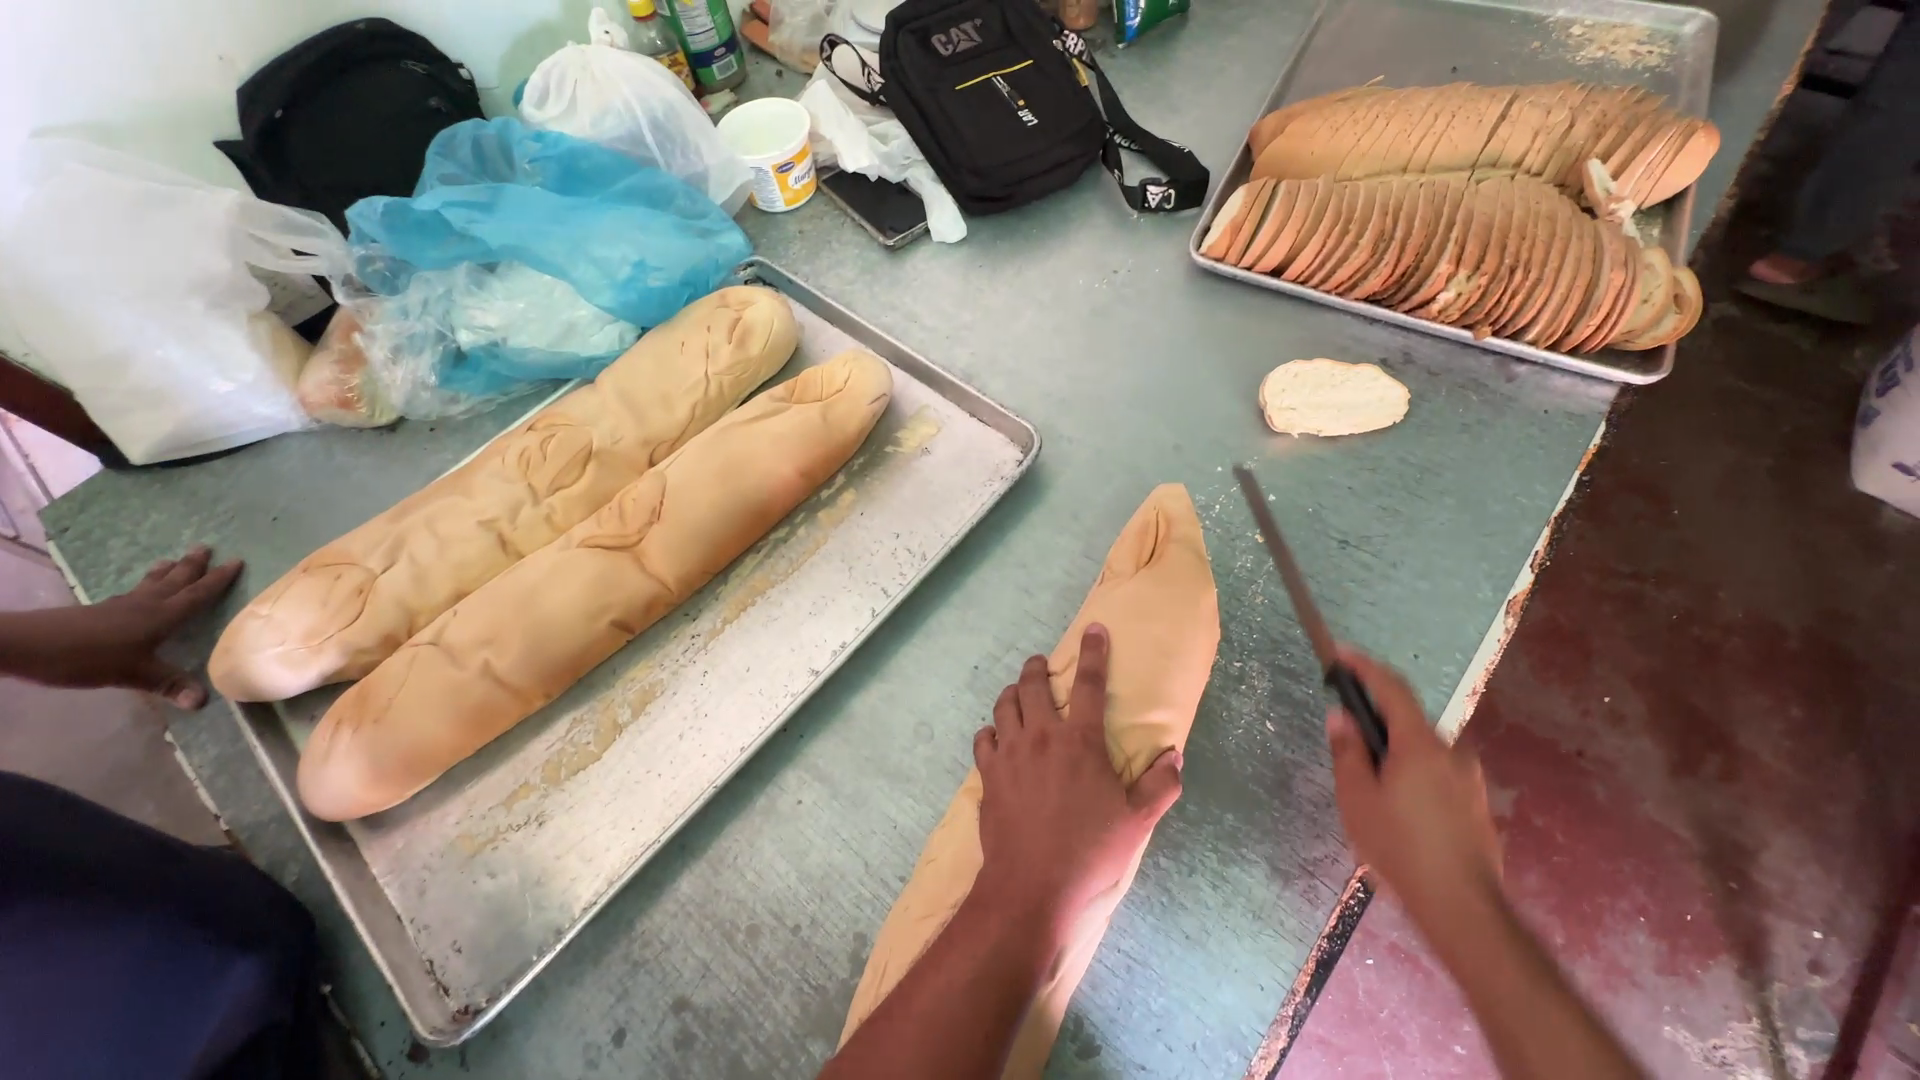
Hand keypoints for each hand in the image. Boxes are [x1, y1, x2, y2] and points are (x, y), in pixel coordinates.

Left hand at [16, 546, 241, 708]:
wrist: (24, 645)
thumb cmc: (86, 656)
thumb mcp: (131, 674)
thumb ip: (167, 684)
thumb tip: (203, 701)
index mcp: (160, 616)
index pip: (197, 594)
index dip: (218, 579)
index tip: (236, 561)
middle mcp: (144, 606)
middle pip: (173, 581)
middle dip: (191, 565)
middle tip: (205, 547)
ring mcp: (119, 608)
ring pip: (150, 585)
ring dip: (165, 572)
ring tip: (173, 559)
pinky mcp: (98, 613)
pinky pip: (131, 594)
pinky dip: (142, 587)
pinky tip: (137, 592)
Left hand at [970, 623, 1183, 936]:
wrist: (1032, 886)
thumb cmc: (1090, 852)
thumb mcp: (1137, 821)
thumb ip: (1160, 785)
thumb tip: (1175, 756)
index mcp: (1081, 742)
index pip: (1090, 684)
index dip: (1094, 653)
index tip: (1093, 630)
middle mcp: (1042, 737)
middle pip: (1035, 685)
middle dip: (1038, 667)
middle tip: (1041, 664)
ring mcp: (1010, 754)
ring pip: (1004, 706)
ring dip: (1012, 693)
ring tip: (1018, 693)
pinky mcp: (988, 775)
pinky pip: (983, 739)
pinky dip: (991, 731)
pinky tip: (996, 737)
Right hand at [1326, 647, 1501, 930]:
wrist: (1461, 906)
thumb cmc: (1398, 846)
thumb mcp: (1357, 798)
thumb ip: (1347, 751)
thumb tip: (1341, 717)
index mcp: (1419, 743)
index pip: (1391, 688)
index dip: (1365, 666)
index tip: (1342, 653)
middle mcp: (1450, 752)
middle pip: (1408, 720)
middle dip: (1376, 719)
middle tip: (1345, 736)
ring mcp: (1468, 779)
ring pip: (1423, 750)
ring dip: (1394, 751)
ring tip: (1368, 784)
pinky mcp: (1475, 803)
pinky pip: (1436, 773)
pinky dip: (1412, 773)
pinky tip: (1396, 808)